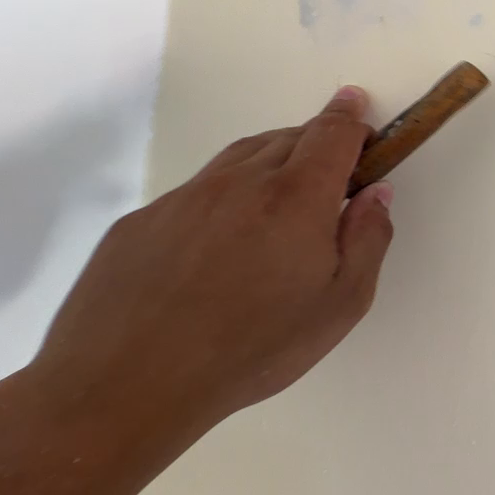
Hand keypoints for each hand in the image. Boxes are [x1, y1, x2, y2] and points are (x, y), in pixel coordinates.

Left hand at [31, 87, 395, 433]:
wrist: (120, 392)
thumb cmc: (253, 348)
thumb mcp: (343, 302)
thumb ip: (369, 239)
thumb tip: (374, 194)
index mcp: (296, 199)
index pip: (331, 134)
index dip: (350, 115)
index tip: (357, 102)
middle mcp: (238, 185)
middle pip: (286, 138)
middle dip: (317, 140)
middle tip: (334, 170)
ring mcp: (180, 202)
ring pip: (238, 159)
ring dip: (271, 161)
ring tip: (283, 199)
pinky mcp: (136, 226)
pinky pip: (195, 193)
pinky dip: (225, 196)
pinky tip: (223, 245)